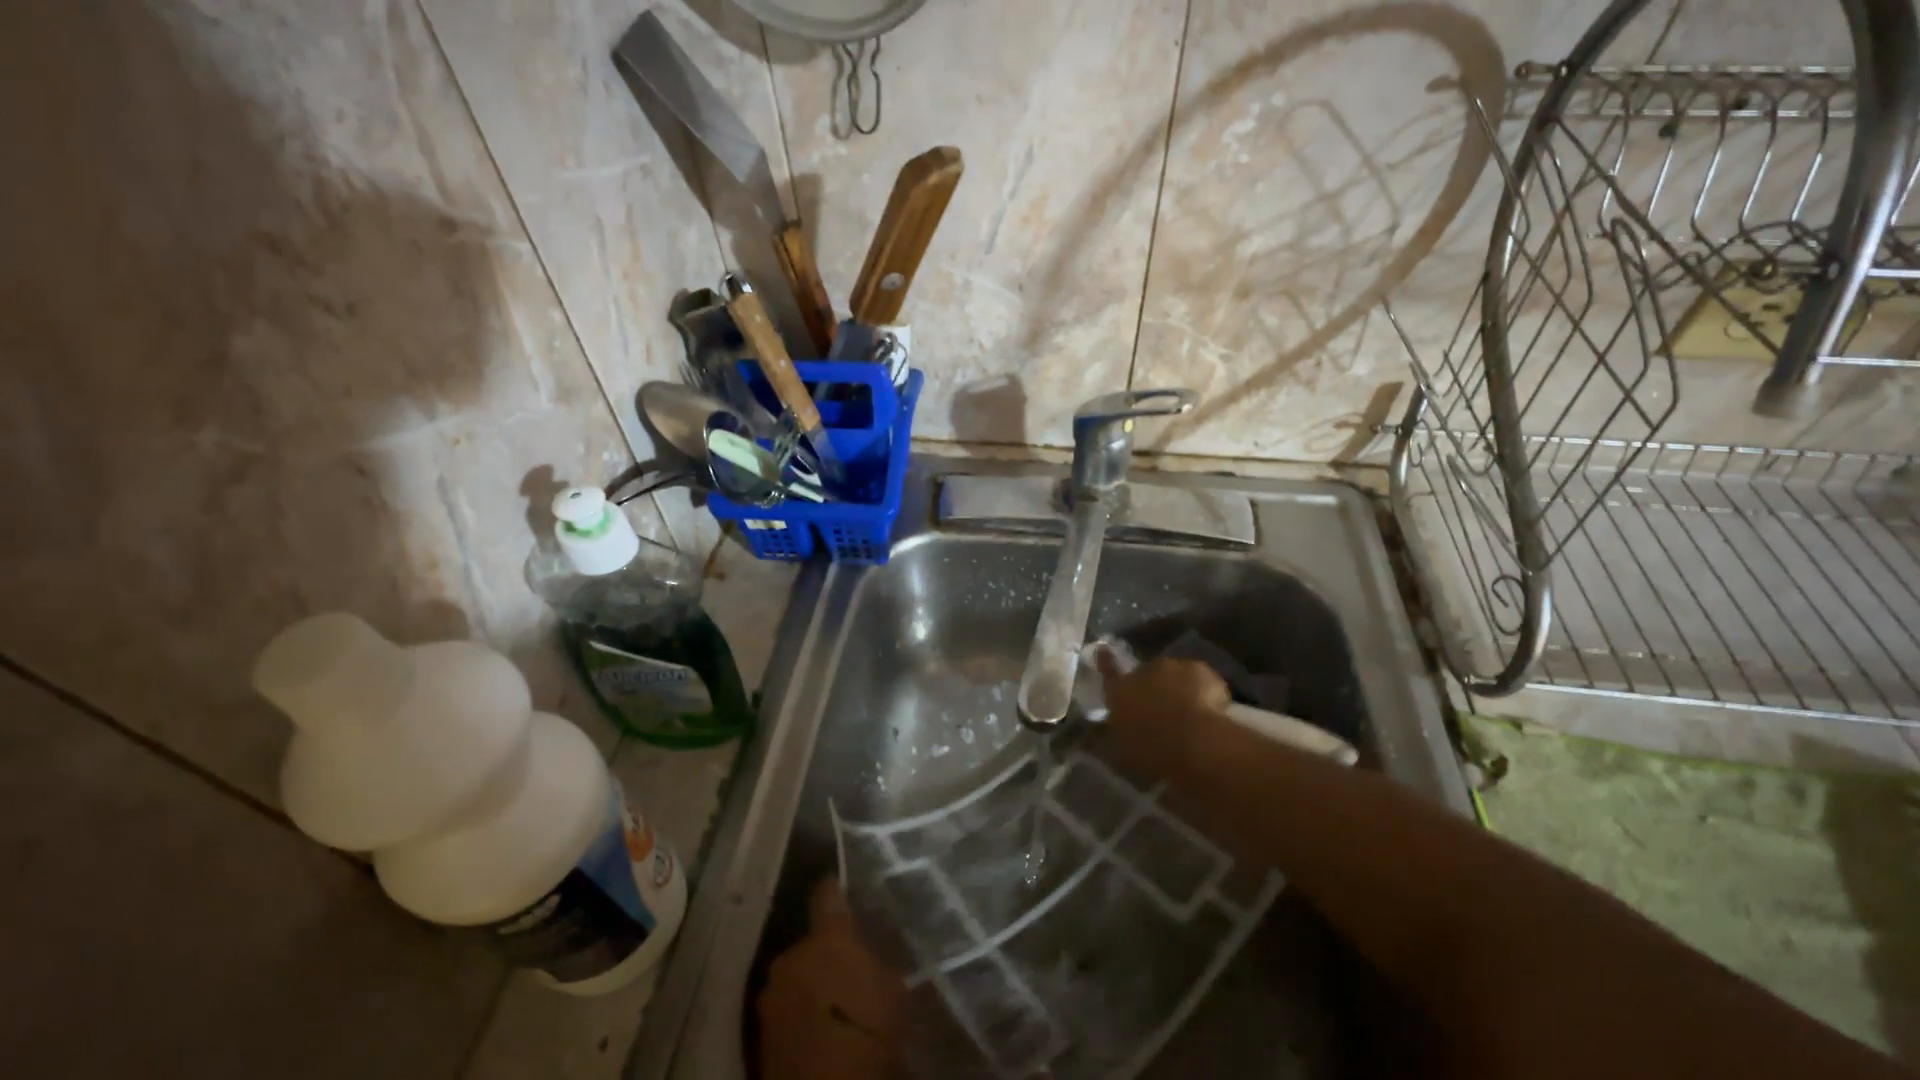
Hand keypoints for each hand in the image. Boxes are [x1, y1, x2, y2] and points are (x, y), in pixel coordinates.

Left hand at [756, 877, 904, 1079]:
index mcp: (828, 939)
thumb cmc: (868, 1032)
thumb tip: (874, 962)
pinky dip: (799, 1015)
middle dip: (824, 956)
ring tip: (832, 1007)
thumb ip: (880, 968)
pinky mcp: (759, 1029)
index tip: (834, 879)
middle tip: (847, 972)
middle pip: (810, 945)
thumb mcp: (894, 994)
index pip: (827, 898)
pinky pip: (785, 1010)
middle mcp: (792, 956)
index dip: (833, 888)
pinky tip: (817, 1031)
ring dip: (809, 987)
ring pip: (794, 979)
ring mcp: (770, 993)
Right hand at [1093, 652, 1231, 779]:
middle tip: (1163, 712)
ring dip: (1179, 688)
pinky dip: (1205, 692)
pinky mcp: (1201, 670)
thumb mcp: (1120, 754)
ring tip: (1191, 715)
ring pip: (1176, 675)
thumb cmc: (1150, 751)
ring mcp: (1174, 667)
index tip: (1103, 649)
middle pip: (1147, 675)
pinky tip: (1212, 713)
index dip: (1105, 661)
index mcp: (1119, 691)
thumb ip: (1110, 741)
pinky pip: (1201, 680)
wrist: (1192, 742)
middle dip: (1153, 688)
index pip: (1108, 671)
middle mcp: (1143, 671)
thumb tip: (1101, 739)